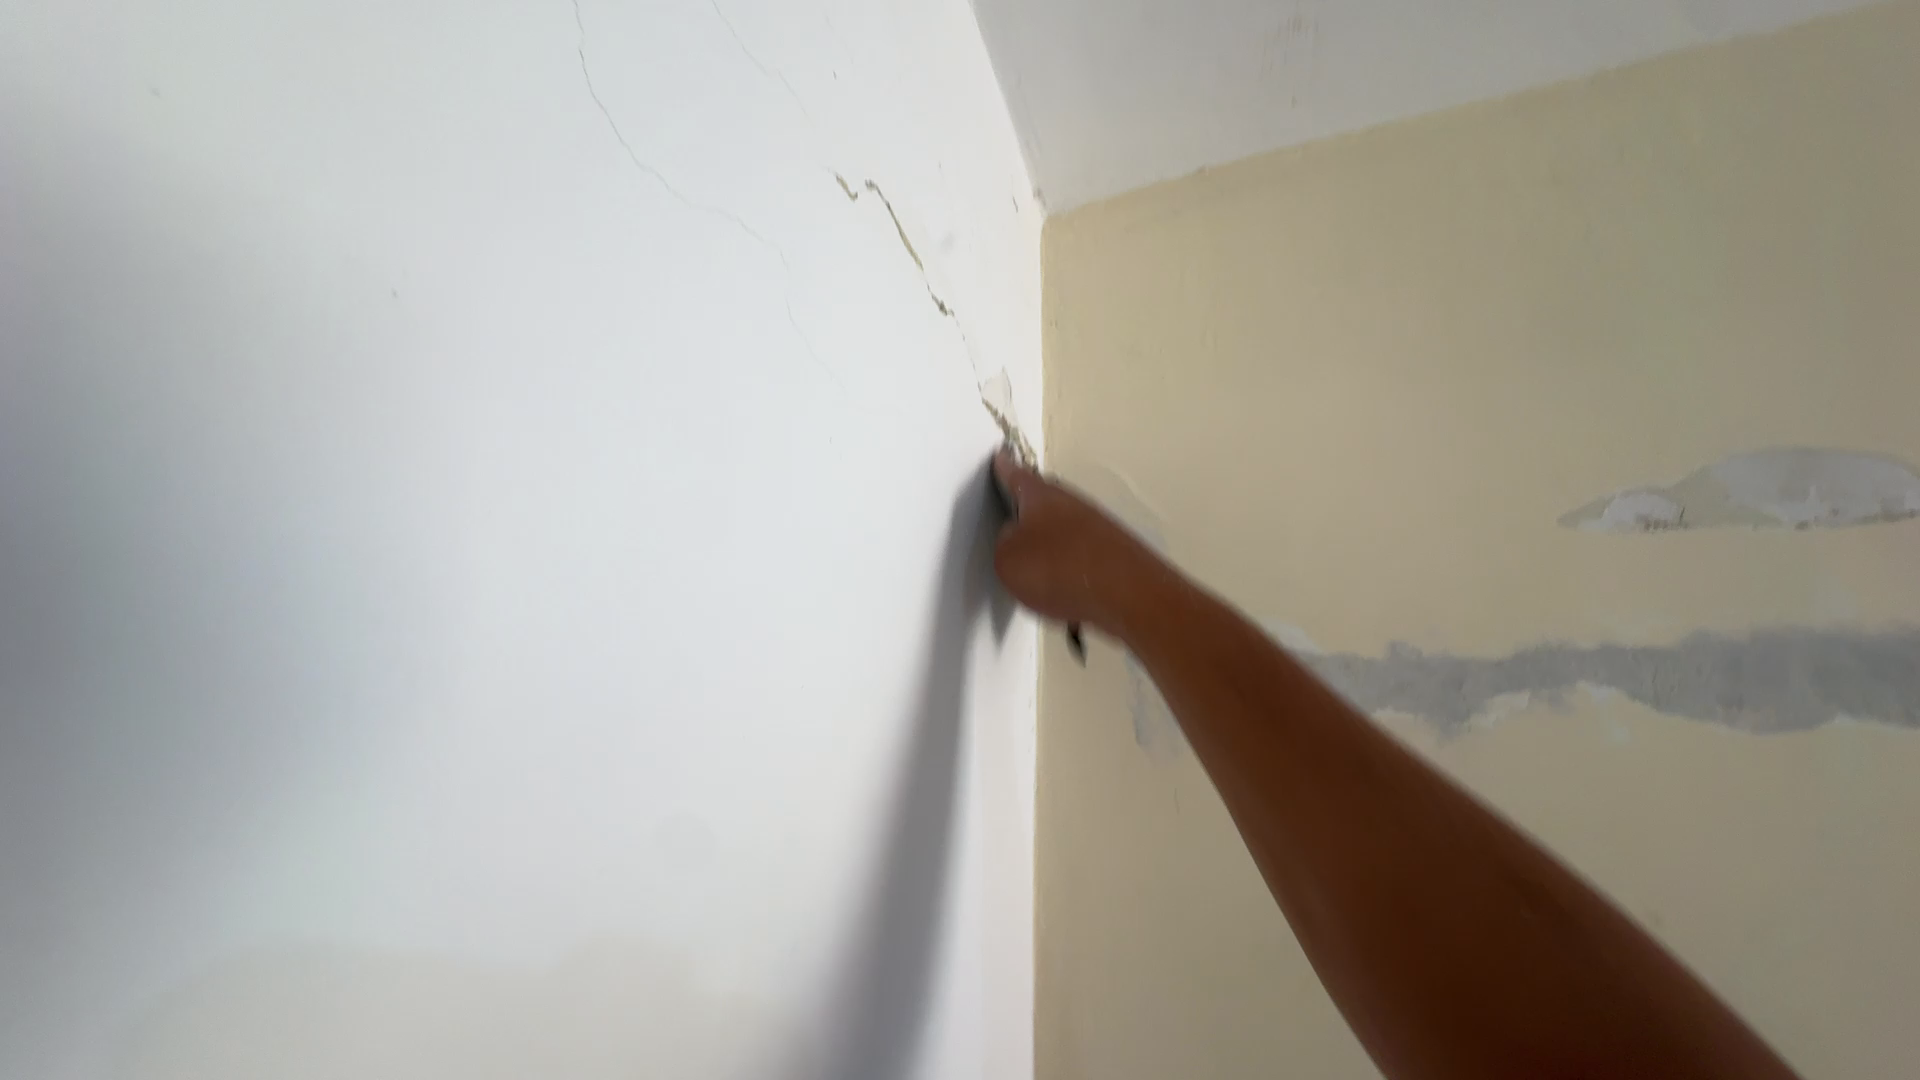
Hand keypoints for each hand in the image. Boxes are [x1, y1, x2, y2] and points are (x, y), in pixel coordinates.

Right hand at [991, 449, 1164, 638]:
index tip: (1000, 457)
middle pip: (1045, 500)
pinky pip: (1081, 552)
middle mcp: (1071, 503)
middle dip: (1029, 506)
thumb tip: (1017, 536)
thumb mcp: (1007, 559)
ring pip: (1065, 526)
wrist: (1125, 594)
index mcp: (1041, 496)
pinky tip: (1064, 583)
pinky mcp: (1114, 553)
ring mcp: (1098, 526)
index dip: (1005, 468)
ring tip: (1036, 560)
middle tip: (1013, 513)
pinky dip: (1070, 562)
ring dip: (1051, 537)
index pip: (1017, 476)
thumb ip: (1006, 542)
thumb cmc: (1056, 568)